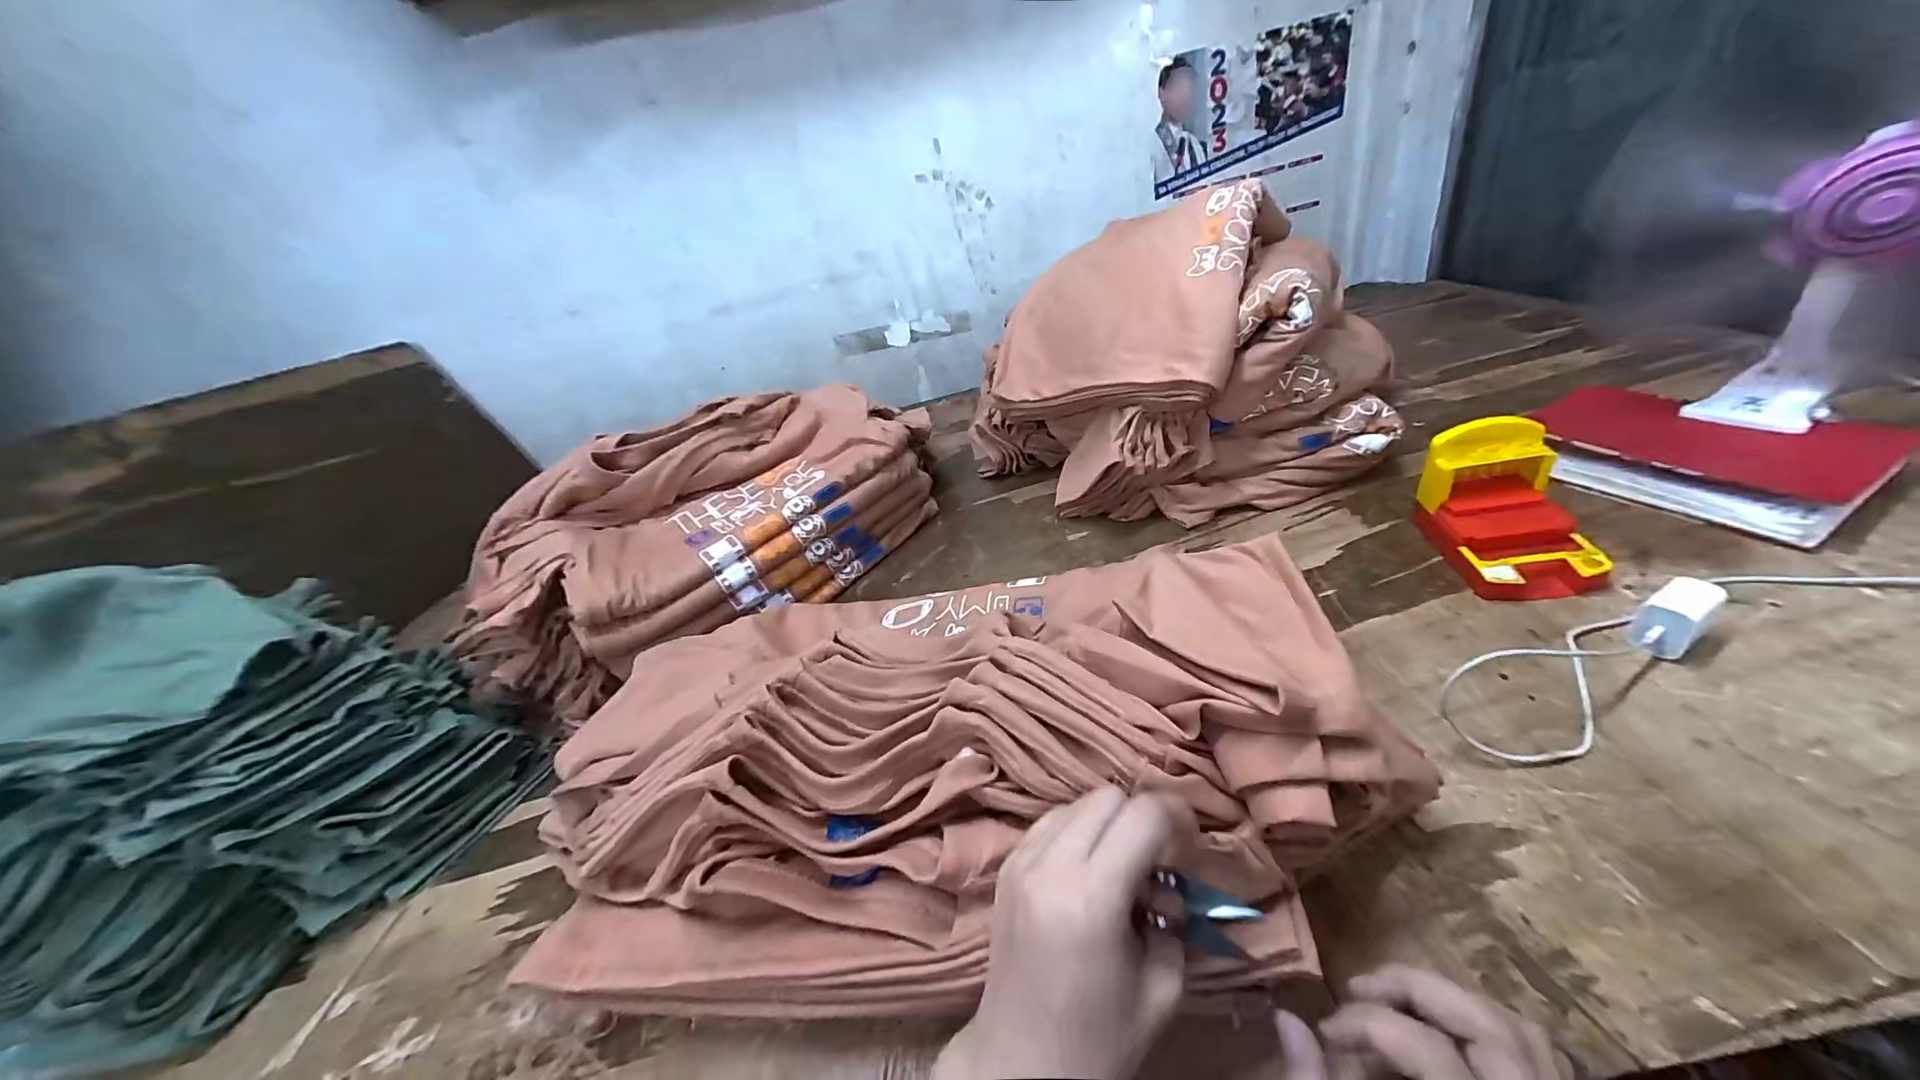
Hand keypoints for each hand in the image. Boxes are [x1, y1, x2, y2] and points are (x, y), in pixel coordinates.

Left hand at [933, 787, 1194, 1079]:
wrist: (1019, 1059)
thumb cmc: (1098, 1036)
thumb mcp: (1161, 987)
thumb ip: (1174, 919)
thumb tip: (1170, 879)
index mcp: (1092, 897)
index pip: (1143, 815)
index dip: (1178, 819)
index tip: (1191, 849)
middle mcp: (1050, 865)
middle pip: (1109, 797)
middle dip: (1143, 819)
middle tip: (1160, 862)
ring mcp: (1021, 861)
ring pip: (1078, 803)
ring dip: (1110, 822)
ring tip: (1124, 868)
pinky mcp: (1006, 865)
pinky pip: (1051, 822)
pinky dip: (1079, 830)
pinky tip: (1090, 869)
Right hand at [1274, 966, 1575, 1079]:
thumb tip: (1286, 1020)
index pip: (1421, 1045)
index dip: (1361, 1023)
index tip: (1323, 1032)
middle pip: (1479, 1020)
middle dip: (1409, 988)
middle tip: (1357, 990)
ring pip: (1518, 1030)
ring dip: (1452, 1001)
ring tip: (1401, 1003)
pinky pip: (1546, 1057)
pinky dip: (1495, 1029)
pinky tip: (1455, 1034)